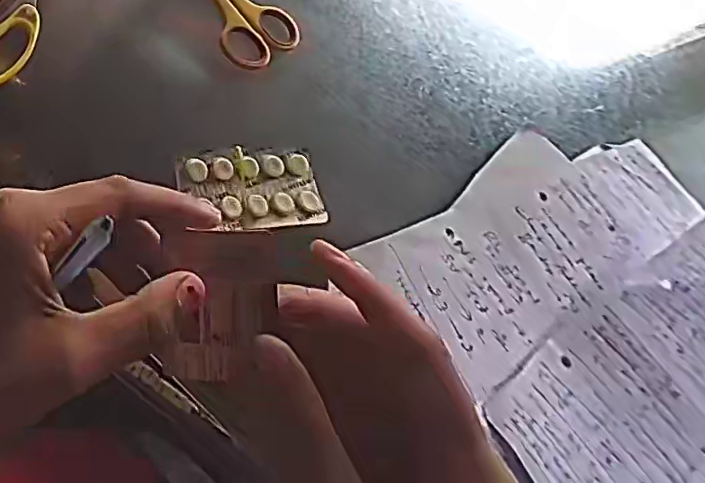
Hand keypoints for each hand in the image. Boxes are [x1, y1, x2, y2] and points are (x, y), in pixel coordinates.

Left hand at [0, 176, 219, 480]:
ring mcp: (18, 223)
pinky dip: (106, 268)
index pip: (116, 195)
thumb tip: (199, 288)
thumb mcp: (75, 355)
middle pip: (107, 208)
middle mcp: (23, 206)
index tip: (215, 221)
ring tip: (173, 292)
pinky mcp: (18, 244)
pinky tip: (133, 299)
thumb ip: (142, 318)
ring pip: (94, 226)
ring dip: (133, 257)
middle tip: (200, 268)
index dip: (170, 207)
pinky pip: (75, 244)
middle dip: (154, 239)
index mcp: (31, 217)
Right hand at [229, 240, 510, 482]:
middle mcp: (437, 428)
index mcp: (458, 447)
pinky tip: (263, 365)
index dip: (368, 294)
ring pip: (355, 370)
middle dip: (313, 317)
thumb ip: (305, 429)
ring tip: (246, 324)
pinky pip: (341, 398)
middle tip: (250, 297)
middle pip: (379, 351)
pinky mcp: (379, 449)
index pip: (417, 349)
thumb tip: (258, 344)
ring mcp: (408, 439)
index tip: (316, 254)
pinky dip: (300, 378)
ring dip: (299, 342)